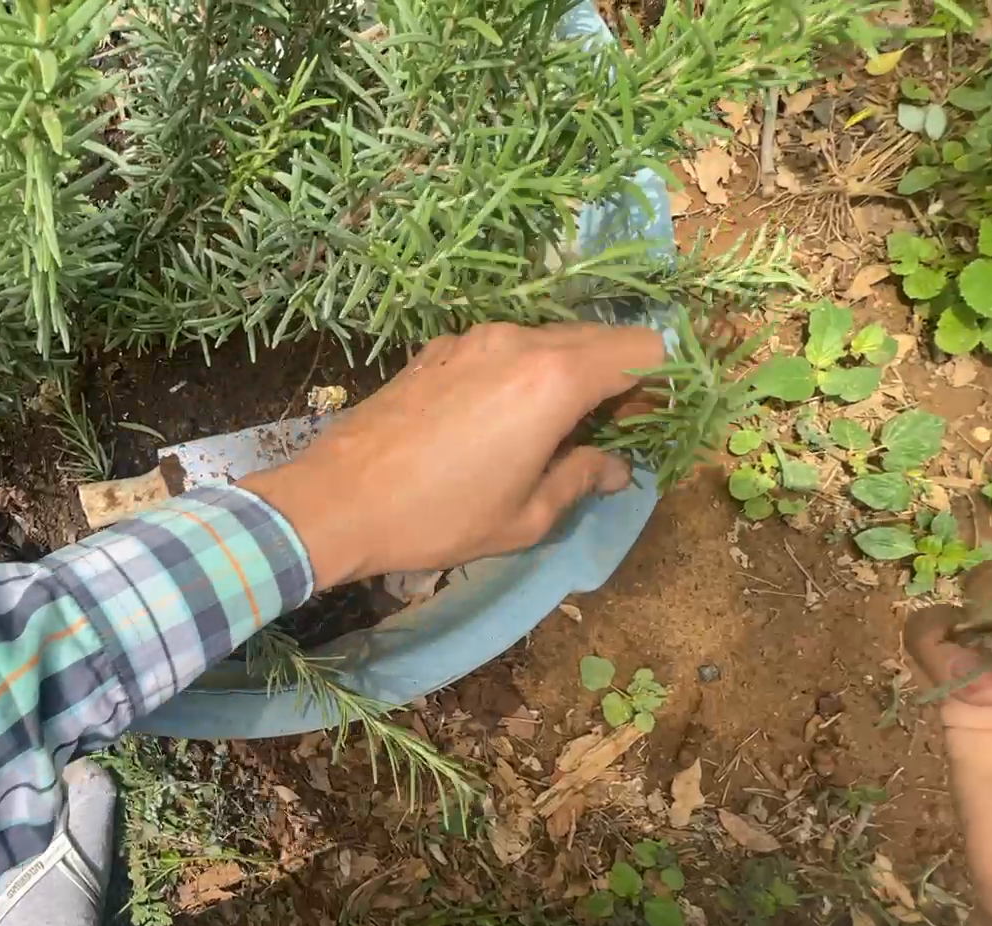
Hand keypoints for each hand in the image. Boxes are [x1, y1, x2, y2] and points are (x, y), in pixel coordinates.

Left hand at [239, 322, 661, 588]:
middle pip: (596, 340)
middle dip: (612, 381)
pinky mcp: (429, 352)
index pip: (645, 351)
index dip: (657, 388)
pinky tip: (488, 419)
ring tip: (539, 432)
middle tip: (595, 435)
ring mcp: (465, 341)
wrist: (333, 501)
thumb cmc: (433, 518)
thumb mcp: (521, 518)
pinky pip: (494, 351)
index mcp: (553, 377)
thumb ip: (580, 481)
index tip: (638, 428)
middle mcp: (513, 341)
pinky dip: (512, 374)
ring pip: (543, 341)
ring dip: (560, 376)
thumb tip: (614, 467)